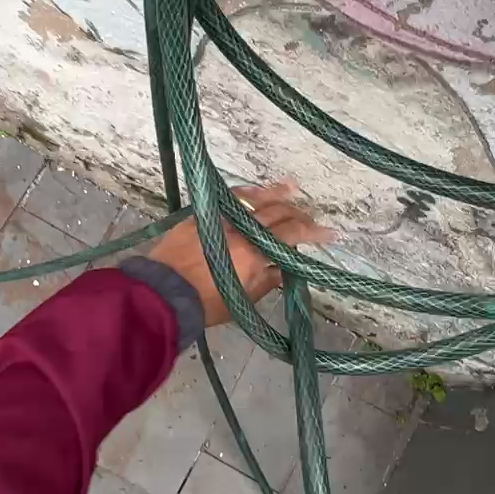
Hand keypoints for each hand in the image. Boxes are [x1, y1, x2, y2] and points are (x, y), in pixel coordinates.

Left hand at [147, 181, 333, 326]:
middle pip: (278, 214)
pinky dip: (248, 193)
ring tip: (294, 188)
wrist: (163, 294)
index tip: (331, 233)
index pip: (293, 236)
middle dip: (299, 215)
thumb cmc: (205, 305)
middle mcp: (242, 230)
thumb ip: (267, 281)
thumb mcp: (243, 300)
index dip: (314, 233)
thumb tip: (283, 267)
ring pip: (256, 200)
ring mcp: (222, 219)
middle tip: (311, 217)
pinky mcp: (204, 215)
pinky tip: (258, 191)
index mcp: (255, 253)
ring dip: (278, 194)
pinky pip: (231, 198)